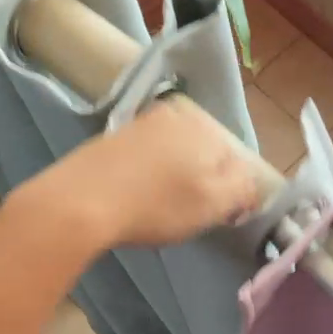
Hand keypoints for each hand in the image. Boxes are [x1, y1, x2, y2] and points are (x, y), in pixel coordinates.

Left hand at [8, 97, 266, 252]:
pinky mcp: (116, 138)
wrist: (81, 202)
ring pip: (178, 156)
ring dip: (179, 181)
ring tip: (165, 210)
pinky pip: (150, 158)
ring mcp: (143, 123)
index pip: (238, 162)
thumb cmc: (156, 206)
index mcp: (205, 126)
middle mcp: (176, 114)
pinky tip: (141, 198)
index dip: (234, 194)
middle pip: (207, 155)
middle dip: (206, 183)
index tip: (222, 218)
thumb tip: (251, 185)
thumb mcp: (213, 204)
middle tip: (192, 216)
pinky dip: (152, 177)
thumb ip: (243, 190)